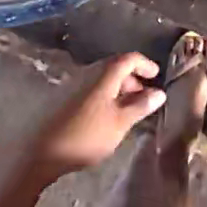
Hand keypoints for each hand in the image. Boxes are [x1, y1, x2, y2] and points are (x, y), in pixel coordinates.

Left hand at [29, 52, 166, 178]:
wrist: (46, 148)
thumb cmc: (88, 133)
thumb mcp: (120, 122)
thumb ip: (140, 106)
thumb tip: (160, 92)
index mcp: (106, 72)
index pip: (130, 58)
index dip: (145, 64)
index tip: (157, 75)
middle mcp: (92, 70)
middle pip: (117, 66)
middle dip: (134, 78)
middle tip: (146, 96)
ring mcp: (78, 81)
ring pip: (106, 77)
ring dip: (121, 87)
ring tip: (131, 108)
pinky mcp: (69, 95)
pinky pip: (96, 86)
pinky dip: (109, 94)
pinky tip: (110, 114)